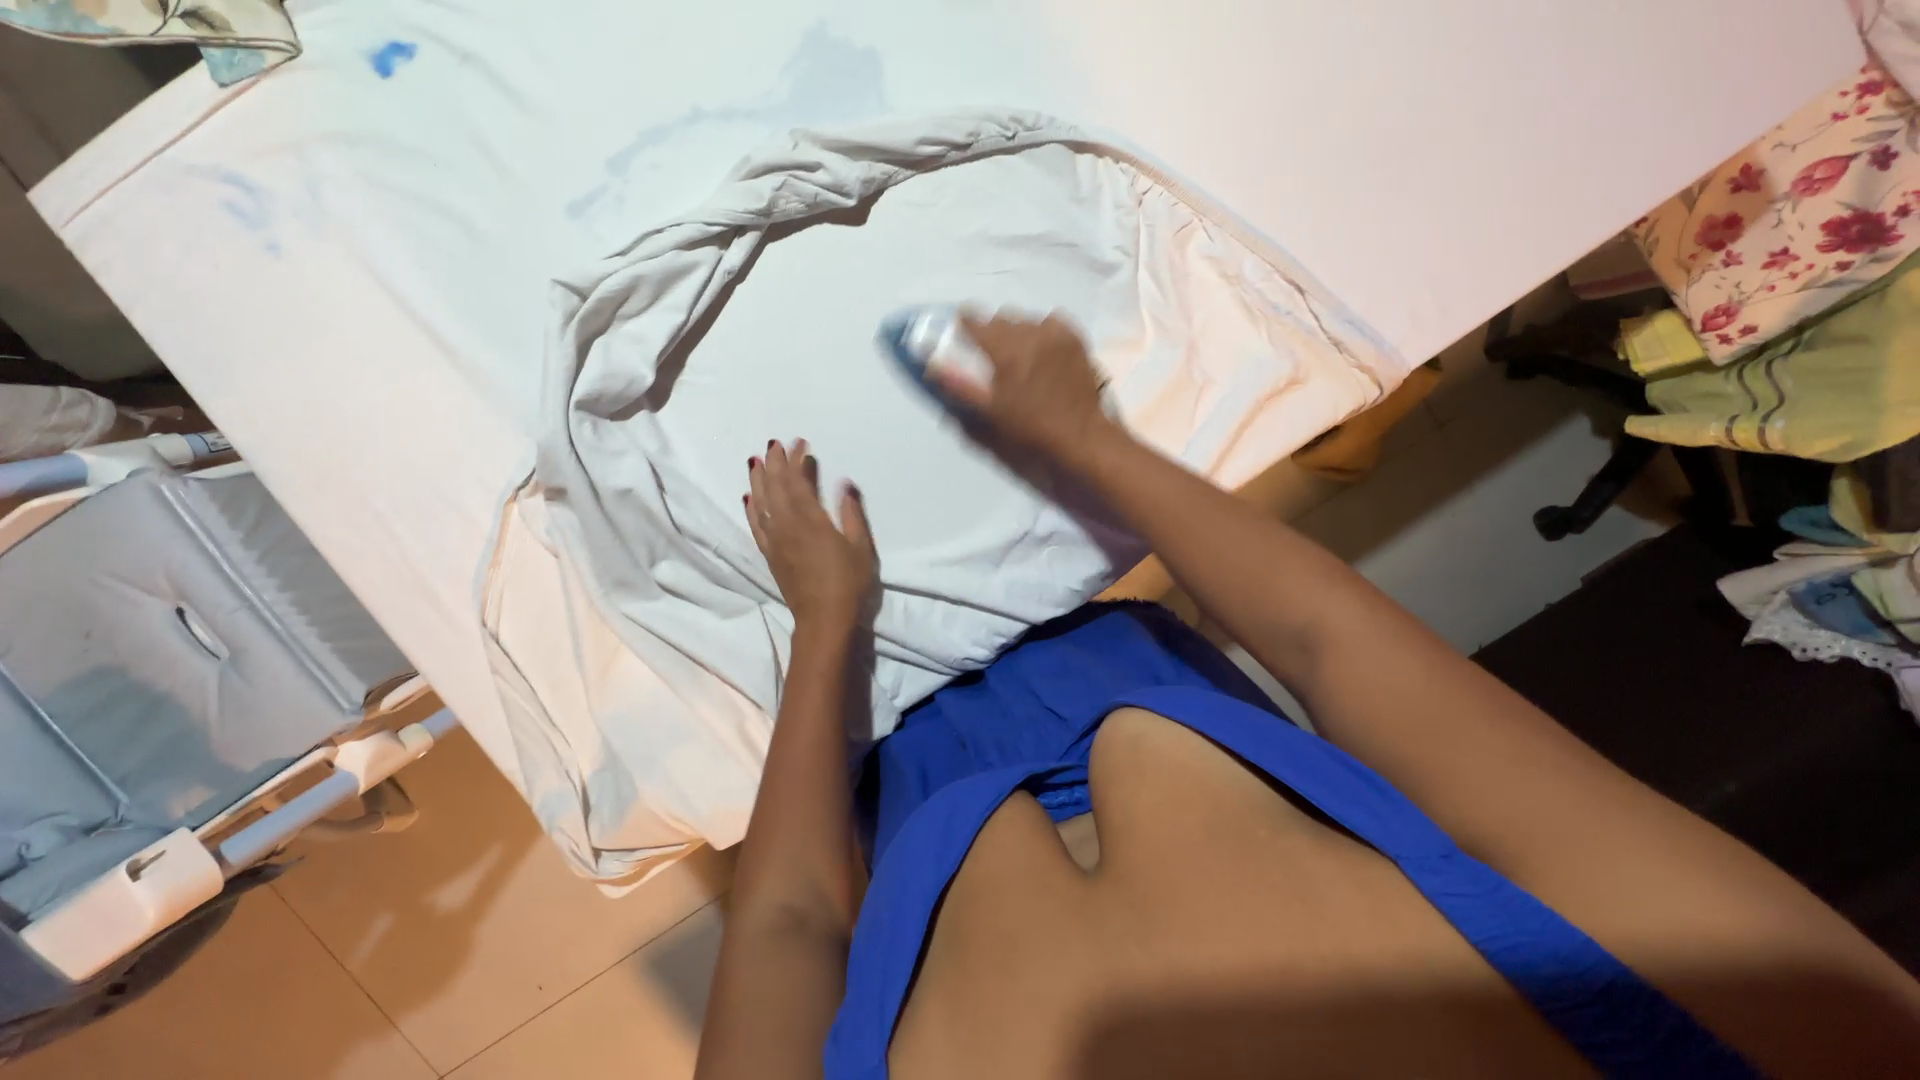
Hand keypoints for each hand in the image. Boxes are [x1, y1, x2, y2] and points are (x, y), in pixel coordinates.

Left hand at [746, 439, 876, 635]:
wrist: (823, 619)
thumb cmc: (849, 583)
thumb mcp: (861, 547)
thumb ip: (851, 514)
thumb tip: (844, 484)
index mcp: (811, 520)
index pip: (798, 482)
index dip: (796, 461)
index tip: (799, 443)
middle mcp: (788, 525)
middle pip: (776, 487)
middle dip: (775, 464)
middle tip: (774, 444)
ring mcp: (775, 541)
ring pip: (761, 503)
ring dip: (758, 480)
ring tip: (755, 462)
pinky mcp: (770, 555)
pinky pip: (756, 526)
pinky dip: (751, 509)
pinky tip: (749, 499)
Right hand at [932, 313, 1125, 469]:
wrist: (1081, 435)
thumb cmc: (1031, 428)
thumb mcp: (991, 411)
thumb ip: (960, 385)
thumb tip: (931, 366)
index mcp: (1006, 349)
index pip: (976, 320)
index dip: (964, 322)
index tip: (959, 329)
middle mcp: (1030, 333)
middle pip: (1001, 317)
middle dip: (991, 330)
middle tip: (990, 353)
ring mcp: (1056, 333)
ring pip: (1026, 318)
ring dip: (1017, 330)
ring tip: (1018, 353)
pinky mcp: (1075, 338)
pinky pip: (1051, 321)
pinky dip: (1042, 330)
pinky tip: (1042, 348)